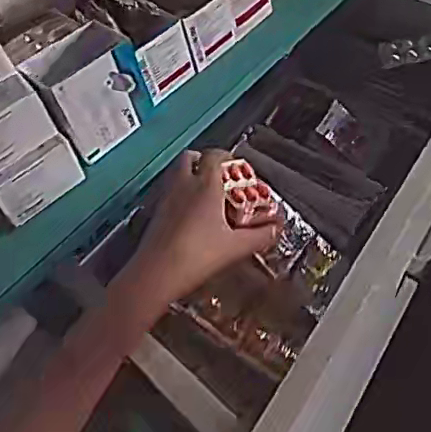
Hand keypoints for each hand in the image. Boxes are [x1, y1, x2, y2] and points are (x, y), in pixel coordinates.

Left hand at [113, 149, 278, 316]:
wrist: (154, 276)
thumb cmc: (196, 256)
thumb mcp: (235, 247)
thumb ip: (260, 236)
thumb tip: (276, 229)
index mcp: (206, 185)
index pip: (215, 155)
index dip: (227, 157)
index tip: (238, 168)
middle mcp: (184, 185)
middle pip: (191, 157)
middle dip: (204, 161)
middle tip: (219, 176)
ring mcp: (166, 198)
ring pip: (177, 174)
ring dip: (190, 177)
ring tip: (206, 195)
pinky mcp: (155, 214)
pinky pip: (170, 193)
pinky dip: (180, 196)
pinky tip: (190, 217)